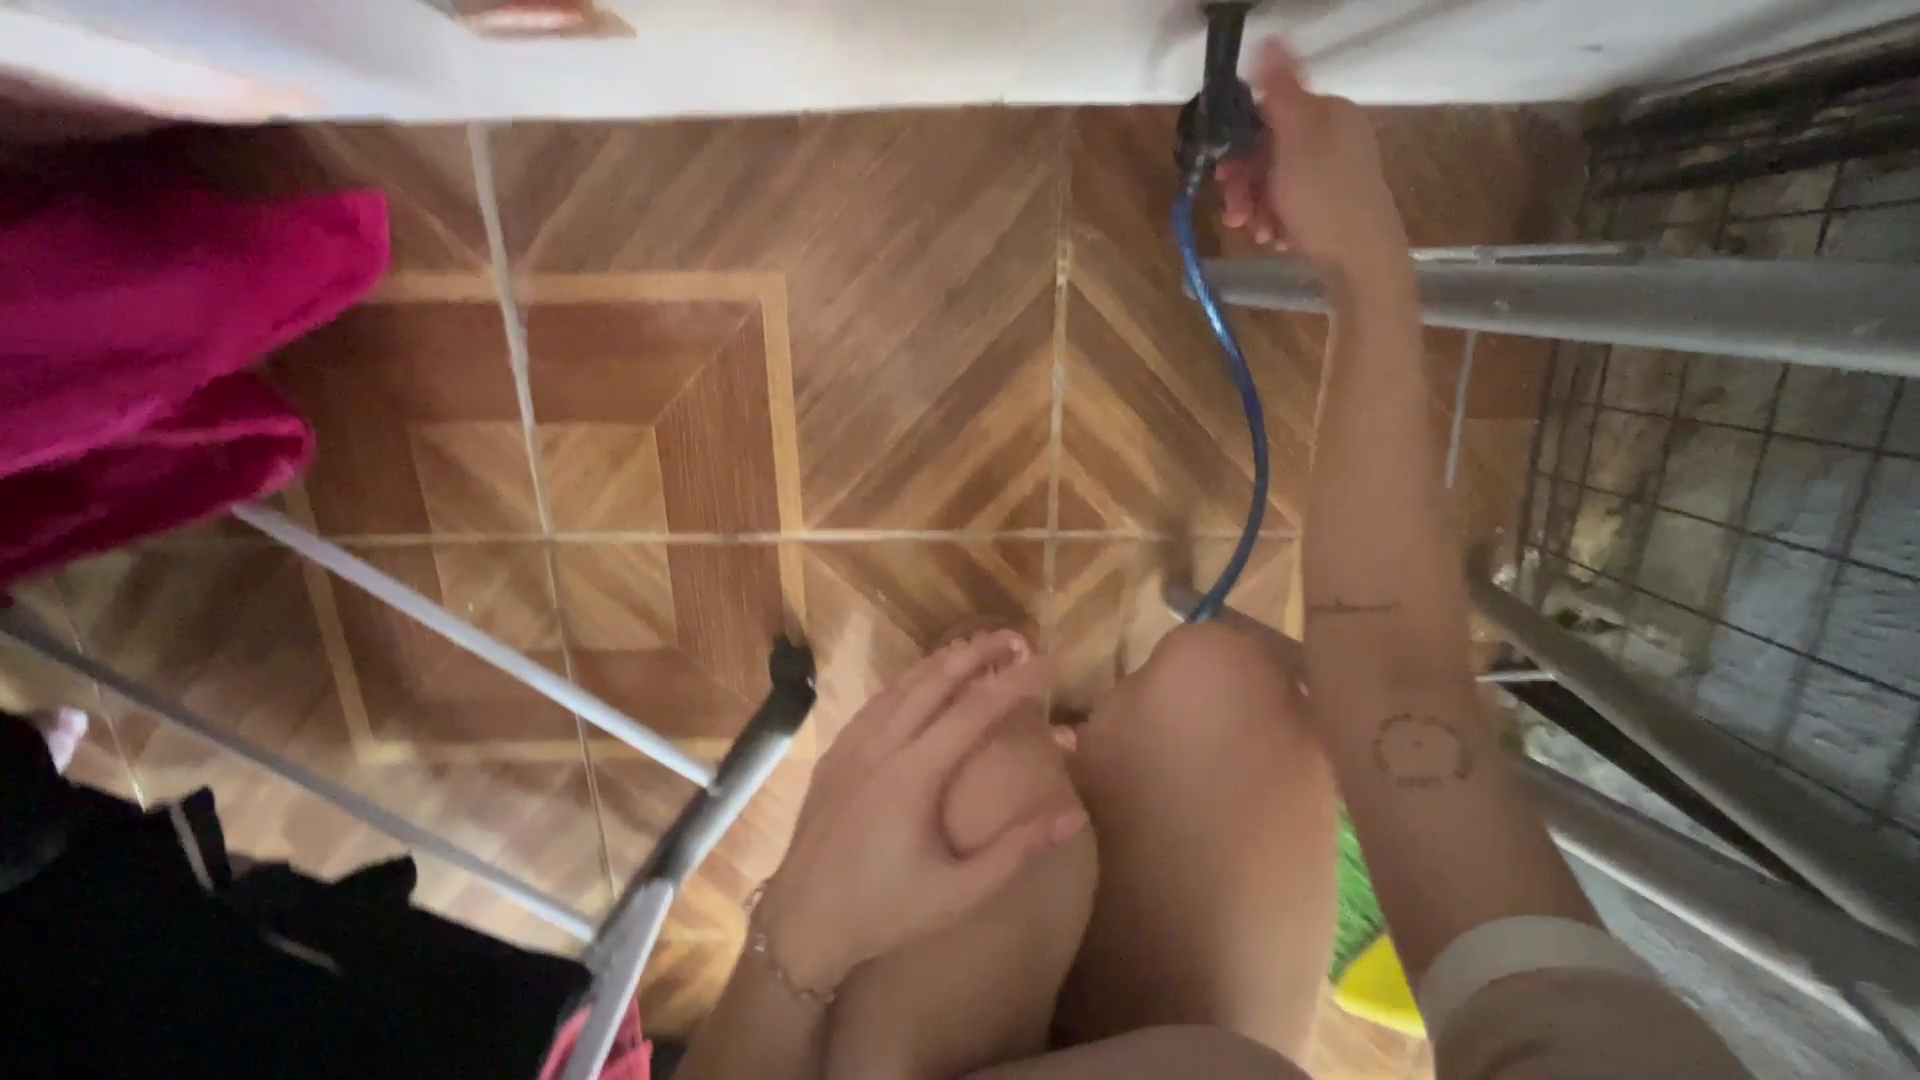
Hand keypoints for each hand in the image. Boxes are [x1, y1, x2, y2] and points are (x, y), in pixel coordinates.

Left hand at [752, 630, 1088, 991]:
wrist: (800, 922)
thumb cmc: (885, 911)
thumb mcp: (960, 892)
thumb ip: (1018, 849)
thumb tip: (1074, 814)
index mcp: (915, 774)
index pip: (974, 709)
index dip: (1014, 683)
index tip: (1047, 664)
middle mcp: (882, 745)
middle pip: (936, 680)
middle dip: (978, 651)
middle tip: (1015, 637)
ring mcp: (852, 746)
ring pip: (901, 685)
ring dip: (941, 661)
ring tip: (975, 648)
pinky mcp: (834, 754)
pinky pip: (875, 702)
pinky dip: (907, 681)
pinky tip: (918, 682)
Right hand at [1216, 40, 1409, 282]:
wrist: (1360, 261)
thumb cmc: (1324, 201)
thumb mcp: (1296, 141)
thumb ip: (1280, 92)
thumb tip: (1270, 37)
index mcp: (1329, 114)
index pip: (1270, 115)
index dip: (1240, 146)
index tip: (1223, 177)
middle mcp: (1335, 138)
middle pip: (1270, 153)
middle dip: (1246, 185)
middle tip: (1235, 216)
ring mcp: (1335, 174)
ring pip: (1276, 184)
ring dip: (1257, 208)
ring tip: (1257, 232)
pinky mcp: (1333, 208)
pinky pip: (1291, 206)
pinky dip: (1277, 221)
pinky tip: (1276, 239)